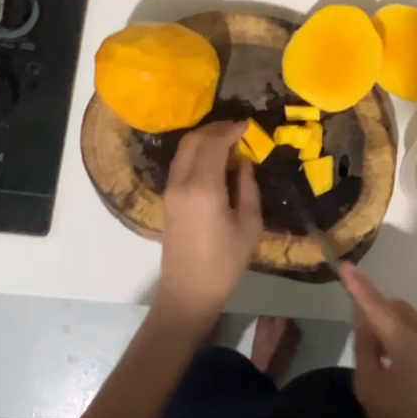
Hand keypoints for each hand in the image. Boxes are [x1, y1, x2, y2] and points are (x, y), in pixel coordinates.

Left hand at [157, 121, 261, 317]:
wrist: (188, 292)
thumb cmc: (224, 263)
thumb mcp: (249, 226)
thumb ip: (248, 188)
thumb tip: (244, 163)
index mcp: (204, 188)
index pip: (214, 144)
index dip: (231, 130)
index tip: (249, 125)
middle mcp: (182, 182)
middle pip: (194, 140)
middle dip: (216, 129)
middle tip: (238, 129)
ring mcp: (170, 189)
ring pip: (184, 149)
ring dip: (205, 139)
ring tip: (228, 140)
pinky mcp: (168, 198)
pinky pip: (181, 163)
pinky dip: (197, 152)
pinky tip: (215, 159)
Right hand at [342, 264, 416, 417]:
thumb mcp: (369, 388)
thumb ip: (365, 349)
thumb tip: (367, 325)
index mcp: (404, 340)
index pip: (376, 305)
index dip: (359, 286)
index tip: (345, 266)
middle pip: (398, 308)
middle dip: (378, 310)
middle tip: (362, 334)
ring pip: (412, 321)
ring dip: (394, 327)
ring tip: (383, 358)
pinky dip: (408, 340)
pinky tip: (403, 369)